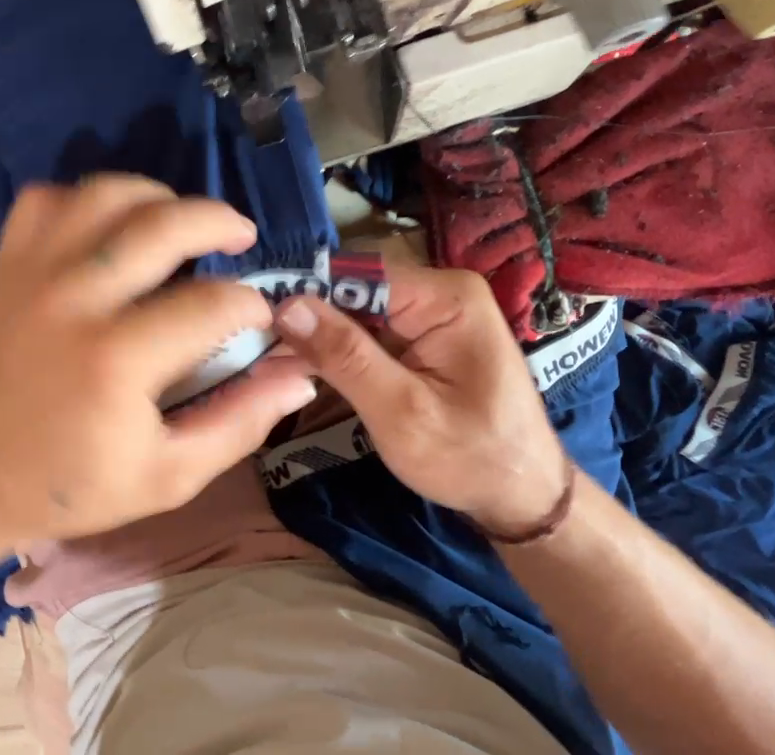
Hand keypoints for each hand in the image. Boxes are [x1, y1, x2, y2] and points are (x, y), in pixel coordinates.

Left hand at [0, 174, 318, 559]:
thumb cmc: (66, 486)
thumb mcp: (167, 477)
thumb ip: (238, 423)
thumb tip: (299, 372)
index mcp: (116, 360)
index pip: (211, 303)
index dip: (251, 304)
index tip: (258, 317)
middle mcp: (74, 300)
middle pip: (164, 223)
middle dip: (219, 220)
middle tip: (242, 238)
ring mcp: (33, 273)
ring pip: (106, 193)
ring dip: (156, 196)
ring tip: (180, 223)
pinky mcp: (6, 266)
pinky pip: (47, 199)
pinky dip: (86, 200)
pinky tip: (108, 228)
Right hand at [271, 266, 569, 538]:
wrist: (523, 499)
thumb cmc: (471, 460)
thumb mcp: (401, 413)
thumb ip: (345, 356)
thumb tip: (286, 305)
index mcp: (445, 297)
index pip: (356, 274)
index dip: (303, 293)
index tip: (252, 320)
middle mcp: (438, 291)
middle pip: (351, 290)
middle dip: (302, 320)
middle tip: (251, 351)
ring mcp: (429, 314)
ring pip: (351, 312)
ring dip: (311, 340)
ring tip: (262, 365)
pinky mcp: (419, 337)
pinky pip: (364, 333)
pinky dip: (332, 354)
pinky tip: (293, 371)